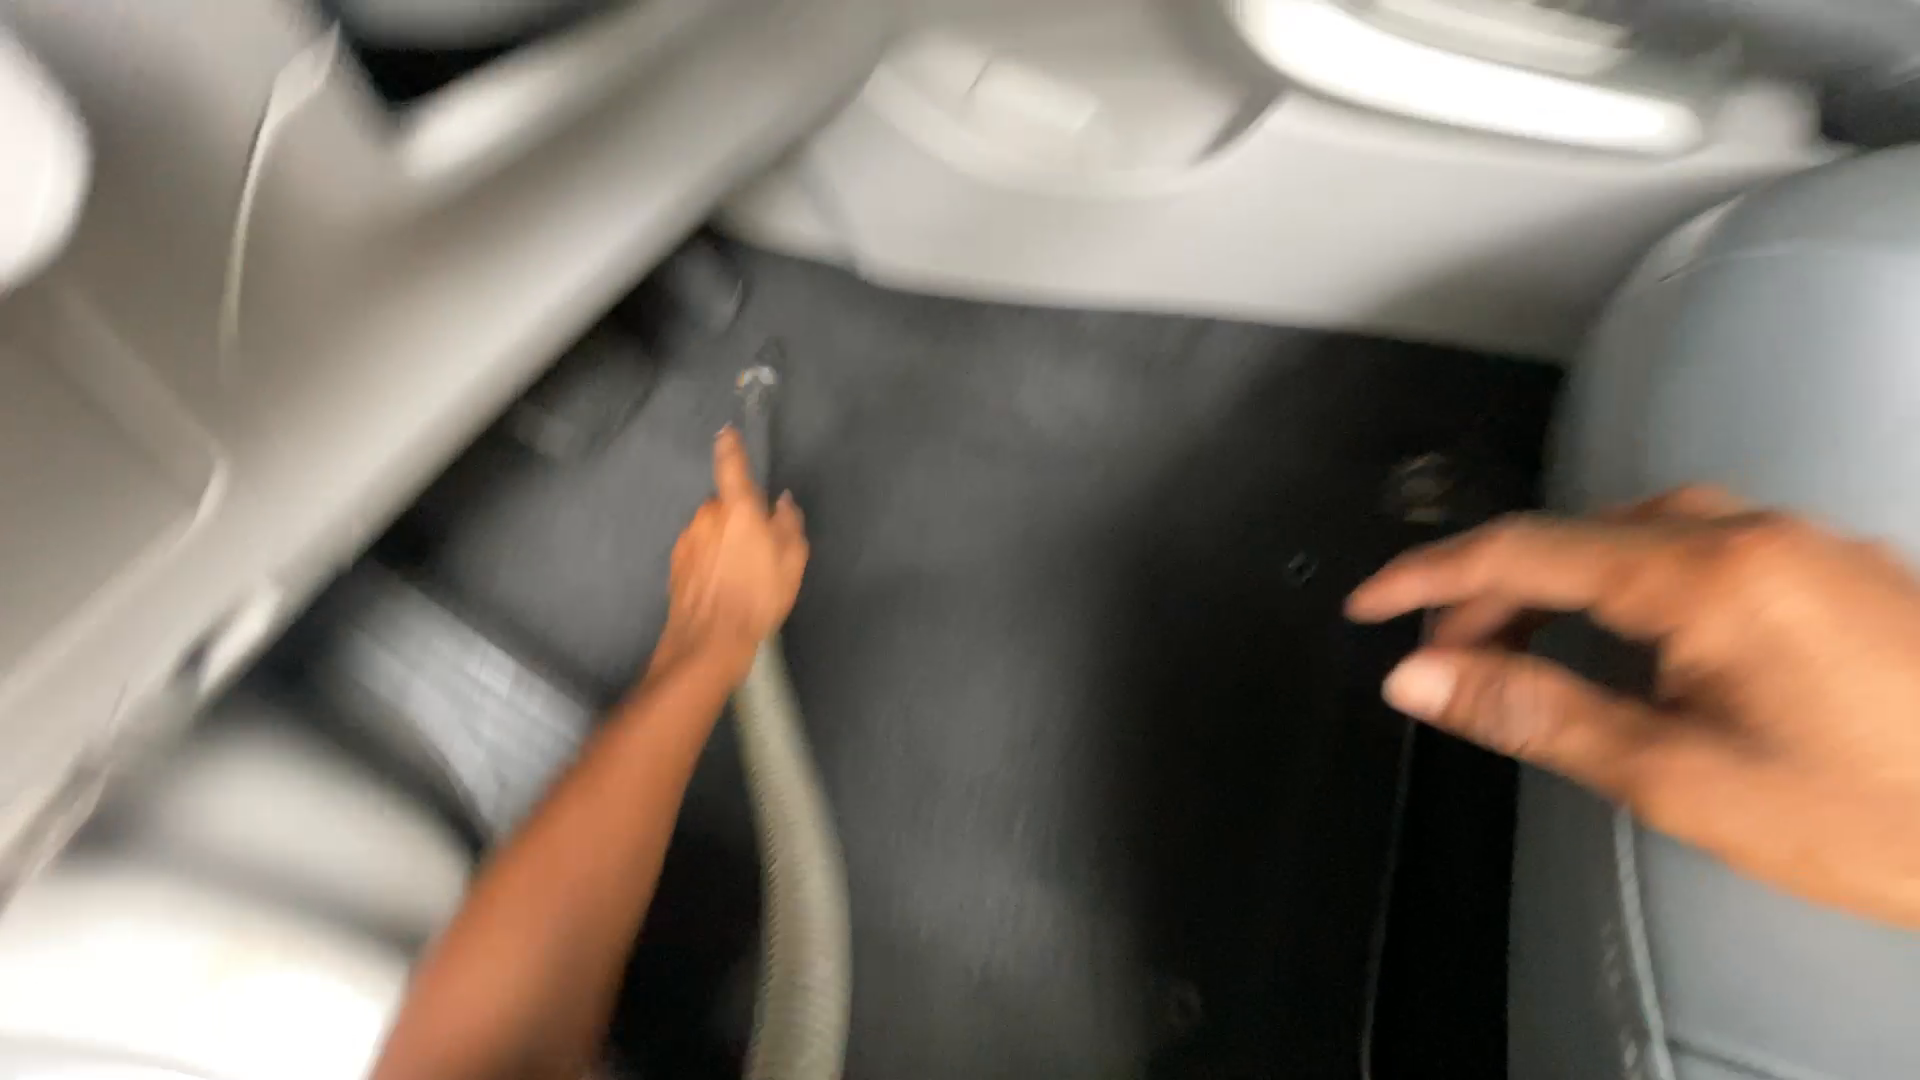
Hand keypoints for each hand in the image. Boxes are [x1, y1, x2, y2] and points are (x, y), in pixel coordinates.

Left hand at [654, 427, 807, 680]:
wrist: (709, 640)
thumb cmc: (758, 596)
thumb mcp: (792, 561)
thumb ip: (790, 524)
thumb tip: (783, 502)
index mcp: (738, 509)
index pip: (732, 467)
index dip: (731, 447)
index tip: (727, 433)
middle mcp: (707, 516)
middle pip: (725, 505)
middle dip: (739, 517)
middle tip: (760, 547)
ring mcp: (687, 539)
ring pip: (711, 529)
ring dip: (723, 541)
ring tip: (741, 573)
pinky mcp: (676, 563)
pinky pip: (699, 551)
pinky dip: (710, 560)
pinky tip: (723, 585)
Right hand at [1347, 487, 1919, 926]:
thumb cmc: (1883, 817)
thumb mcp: (1677, 776)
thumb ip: (1529, 711)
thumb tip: (1413, 679)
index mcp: (1703, 577)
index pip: (1516, 552)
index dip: (1422, 577)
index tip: (1364, 604)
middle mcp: (1744, 535)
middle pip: (1560, 540)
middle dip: (1480, 596)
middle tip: (1442, 661)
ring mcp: (1791, 544)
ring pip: (1612, 538)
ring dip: (1539, 588)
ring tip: (1510, 649)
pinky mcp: (1819, 565)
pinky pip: (1671, 547)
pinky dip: (1602, 584)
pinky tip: (1602, 632)